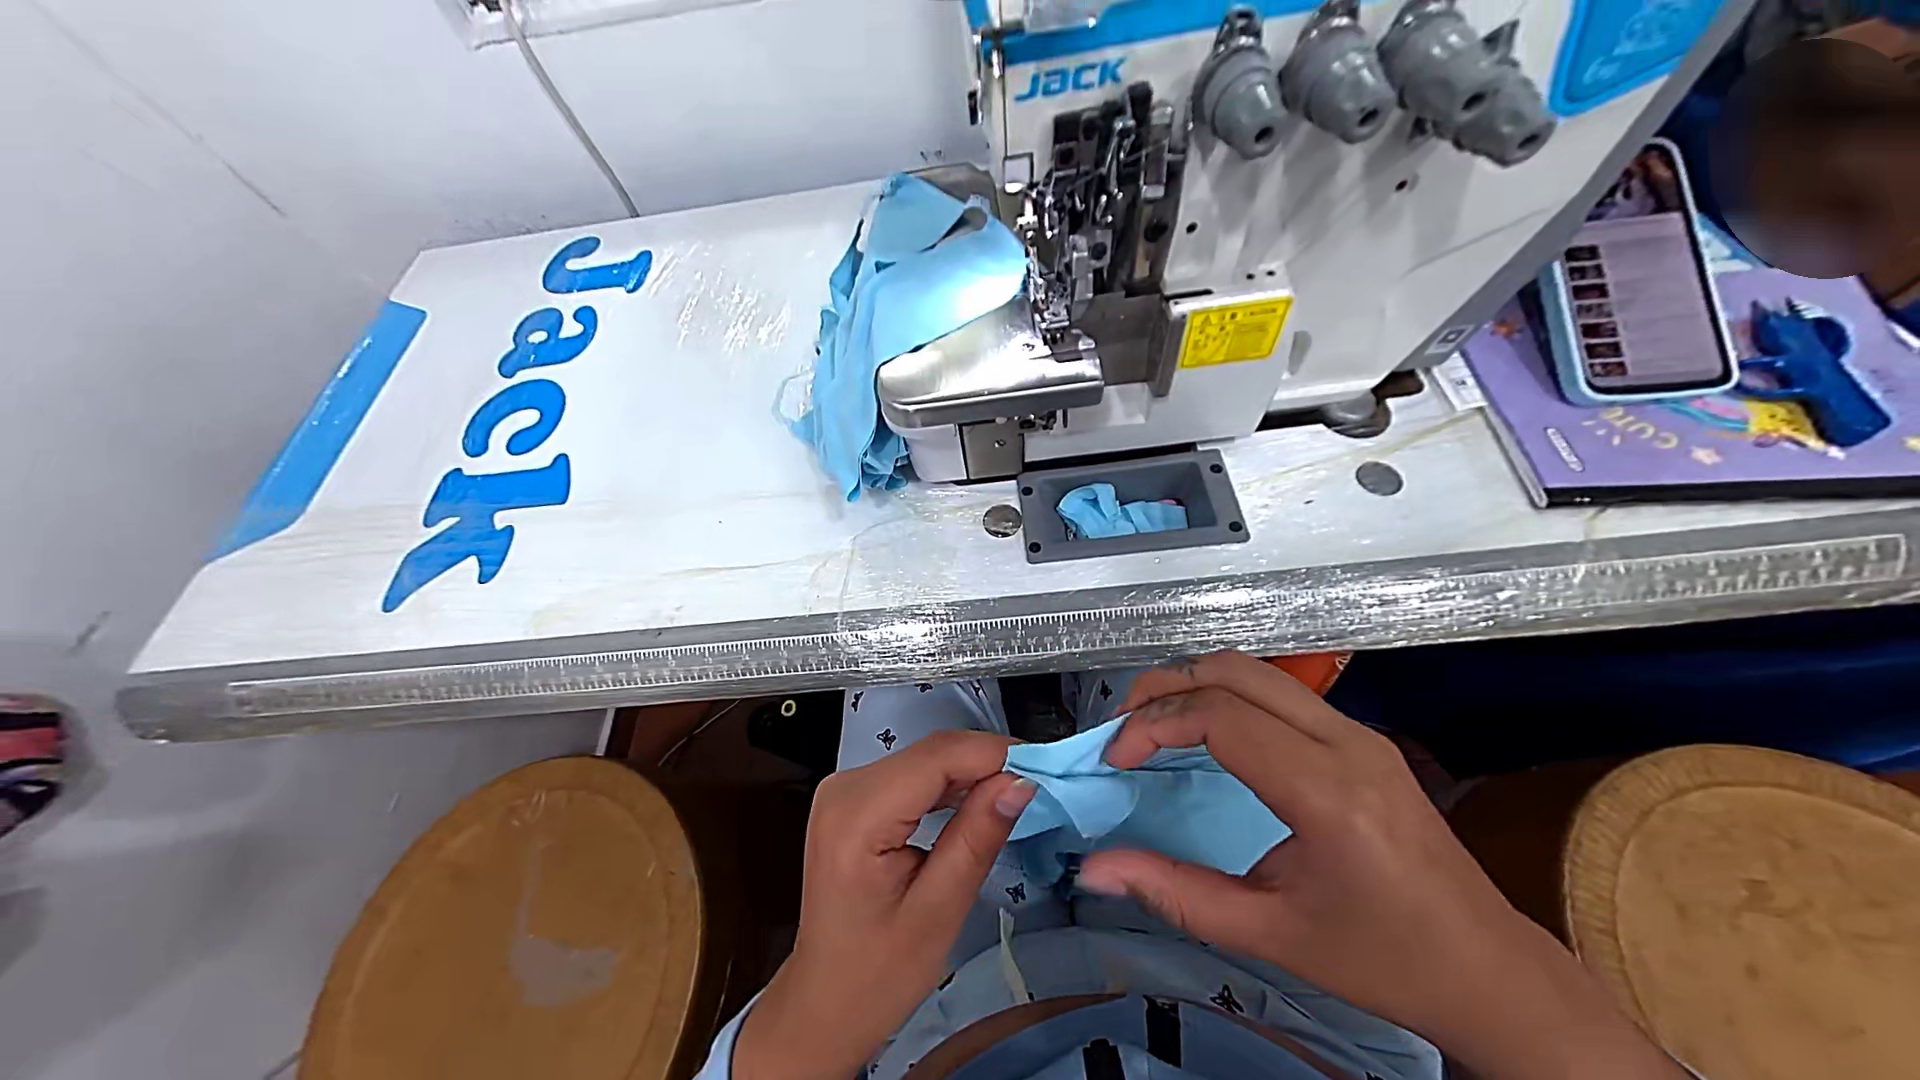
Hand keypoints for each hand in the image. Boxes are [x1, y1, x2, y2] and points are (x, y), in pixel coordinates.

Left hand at [733, 731, 1035, 1079]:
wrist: (824, 1002)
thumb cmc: (876, 974)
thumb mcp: (938, 910)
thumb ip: (977, 836)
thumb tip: (1019, 783)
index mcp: (856, 814)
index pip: (938, 757)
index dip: (995, 753)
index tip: (1045, 767)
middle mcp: (845, 787)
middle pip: (932, 752)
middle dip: (989, 761)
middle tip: (1039, 784)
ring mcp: (846, 789)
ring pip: (926, 758)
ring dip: (974, 771)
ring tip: (1017, 792)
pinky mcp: (855, 797)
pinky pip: (913, 774)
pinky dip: (950, 783)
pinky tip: (980, 799)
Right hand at [1075, 652, 1684, 1079]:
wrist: (1494, 974)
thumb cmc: (1382, 961)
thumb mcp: (1268, 934)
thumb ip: (1173, 894)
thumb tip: (1094, 871)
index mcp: (1327, 791)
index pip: (1220, 715)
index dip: (1153, 723)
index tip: (1116, 758)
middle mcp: (1346, 742)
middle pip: (1234, 671)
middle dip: (1164, 687)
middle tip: (1122, 727)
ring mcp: (1359, 733)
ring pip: (1256, 671)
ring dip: (1194, 685)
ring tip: (1152, 725)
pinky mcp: (1361, 738)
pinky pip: (1278, 692)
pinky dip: (1224, 697)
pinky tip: (1203, 734)